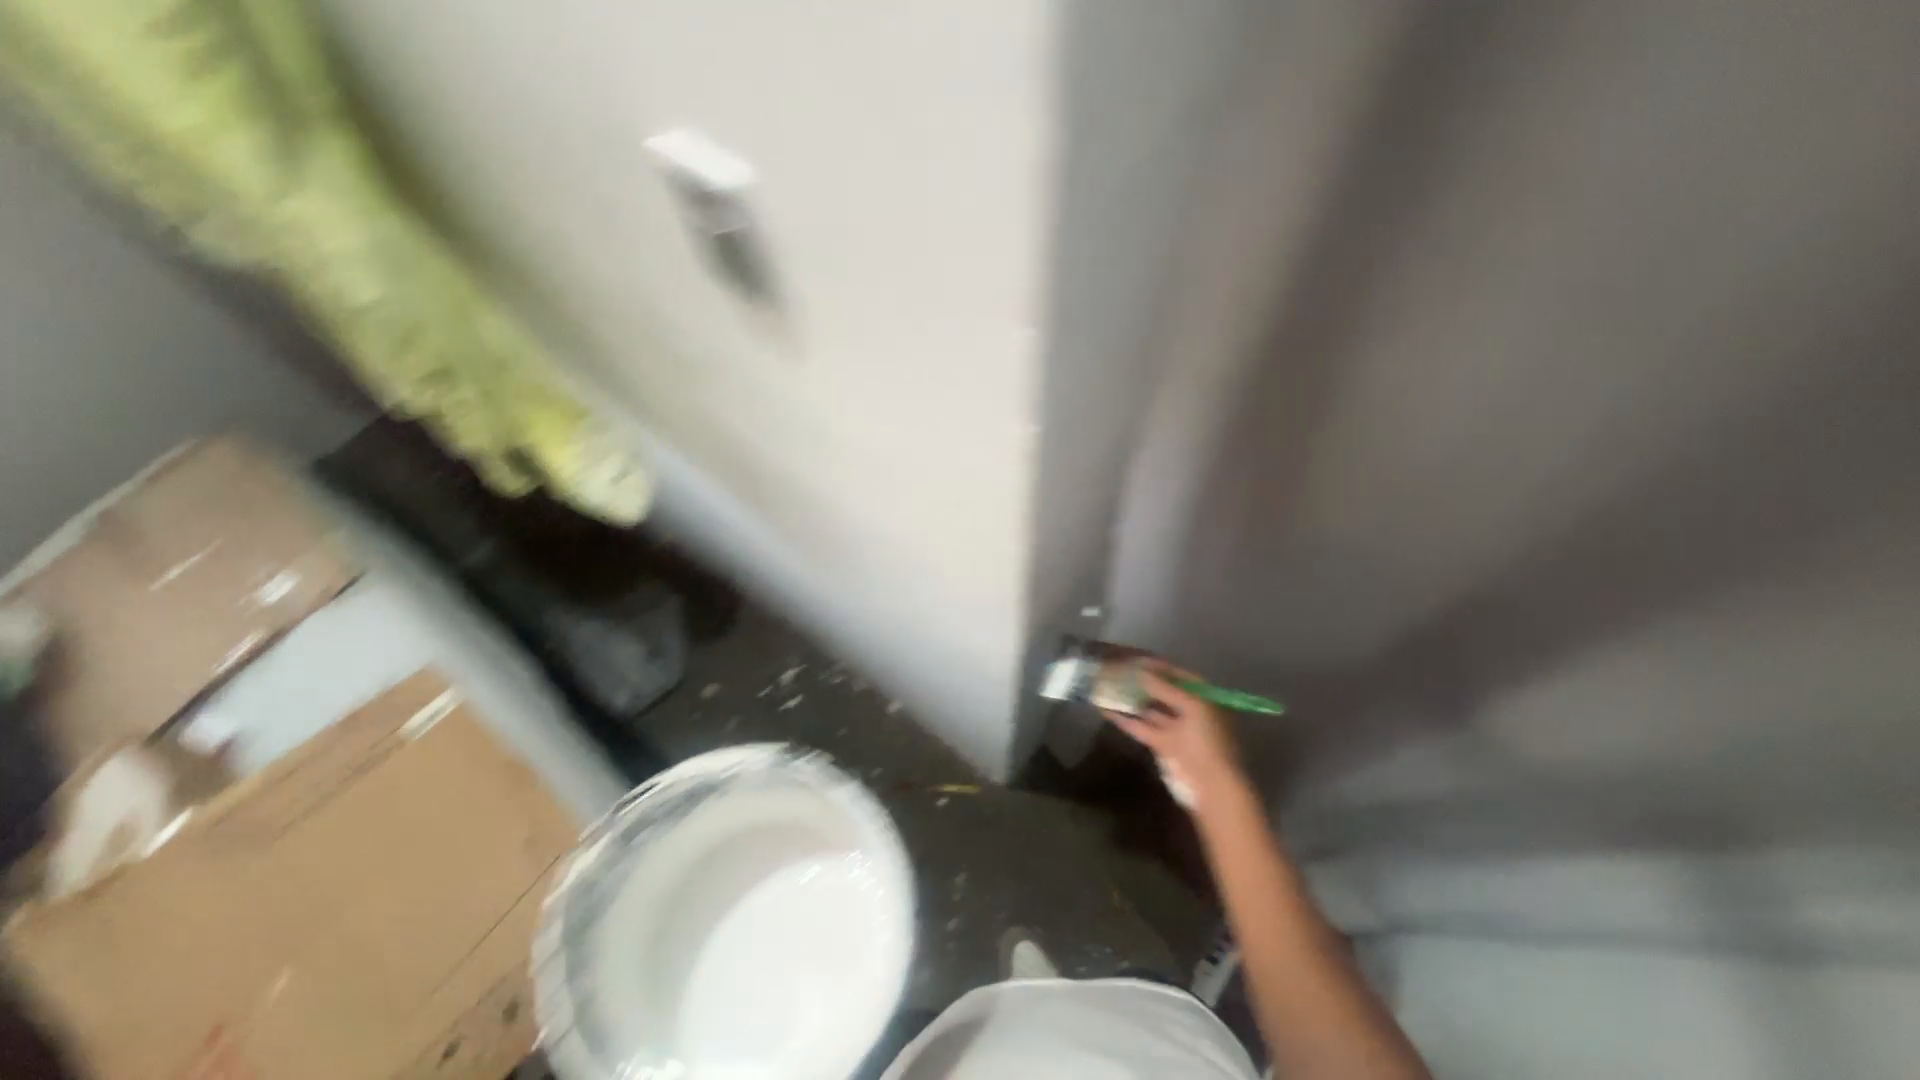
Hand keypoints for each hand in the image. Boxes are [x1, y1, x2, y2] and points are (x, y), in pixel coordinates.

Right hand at [1102, 663, 1251, 811]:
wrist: (1210, 785)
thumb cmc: (1207, 741)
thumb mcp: (1191, 707)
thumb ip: (1164, 687)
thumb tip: (1139, 671)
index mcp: (1203, 697)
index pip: (1178, 674)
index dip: (1157, 665)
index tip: (1133, 658)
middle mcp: (1189, 708)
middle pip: (1162, 689)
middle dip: (1141, 680)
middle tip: (1116, 669)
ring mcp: (1175, 727)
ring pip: (1149, 708)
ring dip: (1130, 698)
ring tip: (1107, 685)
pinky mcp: (1161, 744)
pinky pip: (1141, 727)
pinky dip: (1124, 719)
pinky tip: (1105, 709)